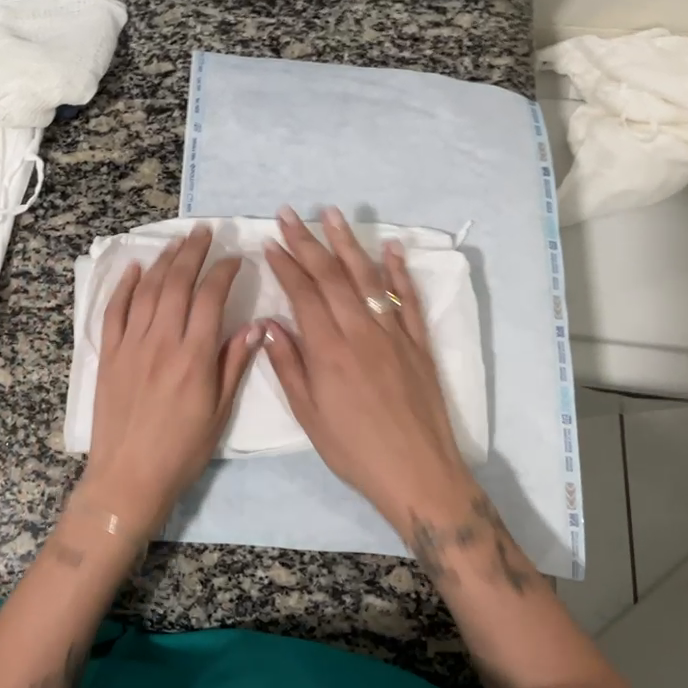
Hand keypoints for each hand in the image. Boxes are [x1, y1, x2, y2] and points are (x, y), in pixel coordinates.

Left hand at [82, 224, 260, 539]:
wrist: (129, 476)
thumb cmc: (181, 450)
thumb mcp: (219, 413)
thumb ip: (233, 365)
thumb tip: (256, 327)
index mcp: (193, 356)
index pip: (210, 298)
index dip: (224, 272)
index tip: (236, 257)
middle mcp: (161, 341)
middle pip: (176, 283)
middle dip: (193, 253)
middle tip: (204, 232)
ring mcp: (130, 344)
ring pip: (146, 290)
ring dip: (162, 261)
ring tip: (177, 242)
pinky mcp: (108, 353)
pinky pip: (114, 310)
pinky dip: (123, 286)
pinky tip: (133, 268)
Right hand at [261, 206, 475, 532]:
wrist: (418, 473)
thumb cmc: (353, 449)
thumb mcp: (308, 414)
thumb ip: (288, 365)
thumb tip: (269, 325)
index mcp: (329, 350)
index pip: (303, 293)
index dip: (285, 265)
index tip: (270, 242)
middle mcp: (361, 331)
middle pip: (331, 276)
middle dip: (307, 242)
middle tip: (289, 213)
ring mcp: (394, 334)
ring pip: (367, 278)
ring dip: (348, 243)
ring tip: (333, 214)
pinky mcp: (418, 344)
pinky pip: (408, 299)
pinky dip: (399, 271)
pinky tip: (391, 248)